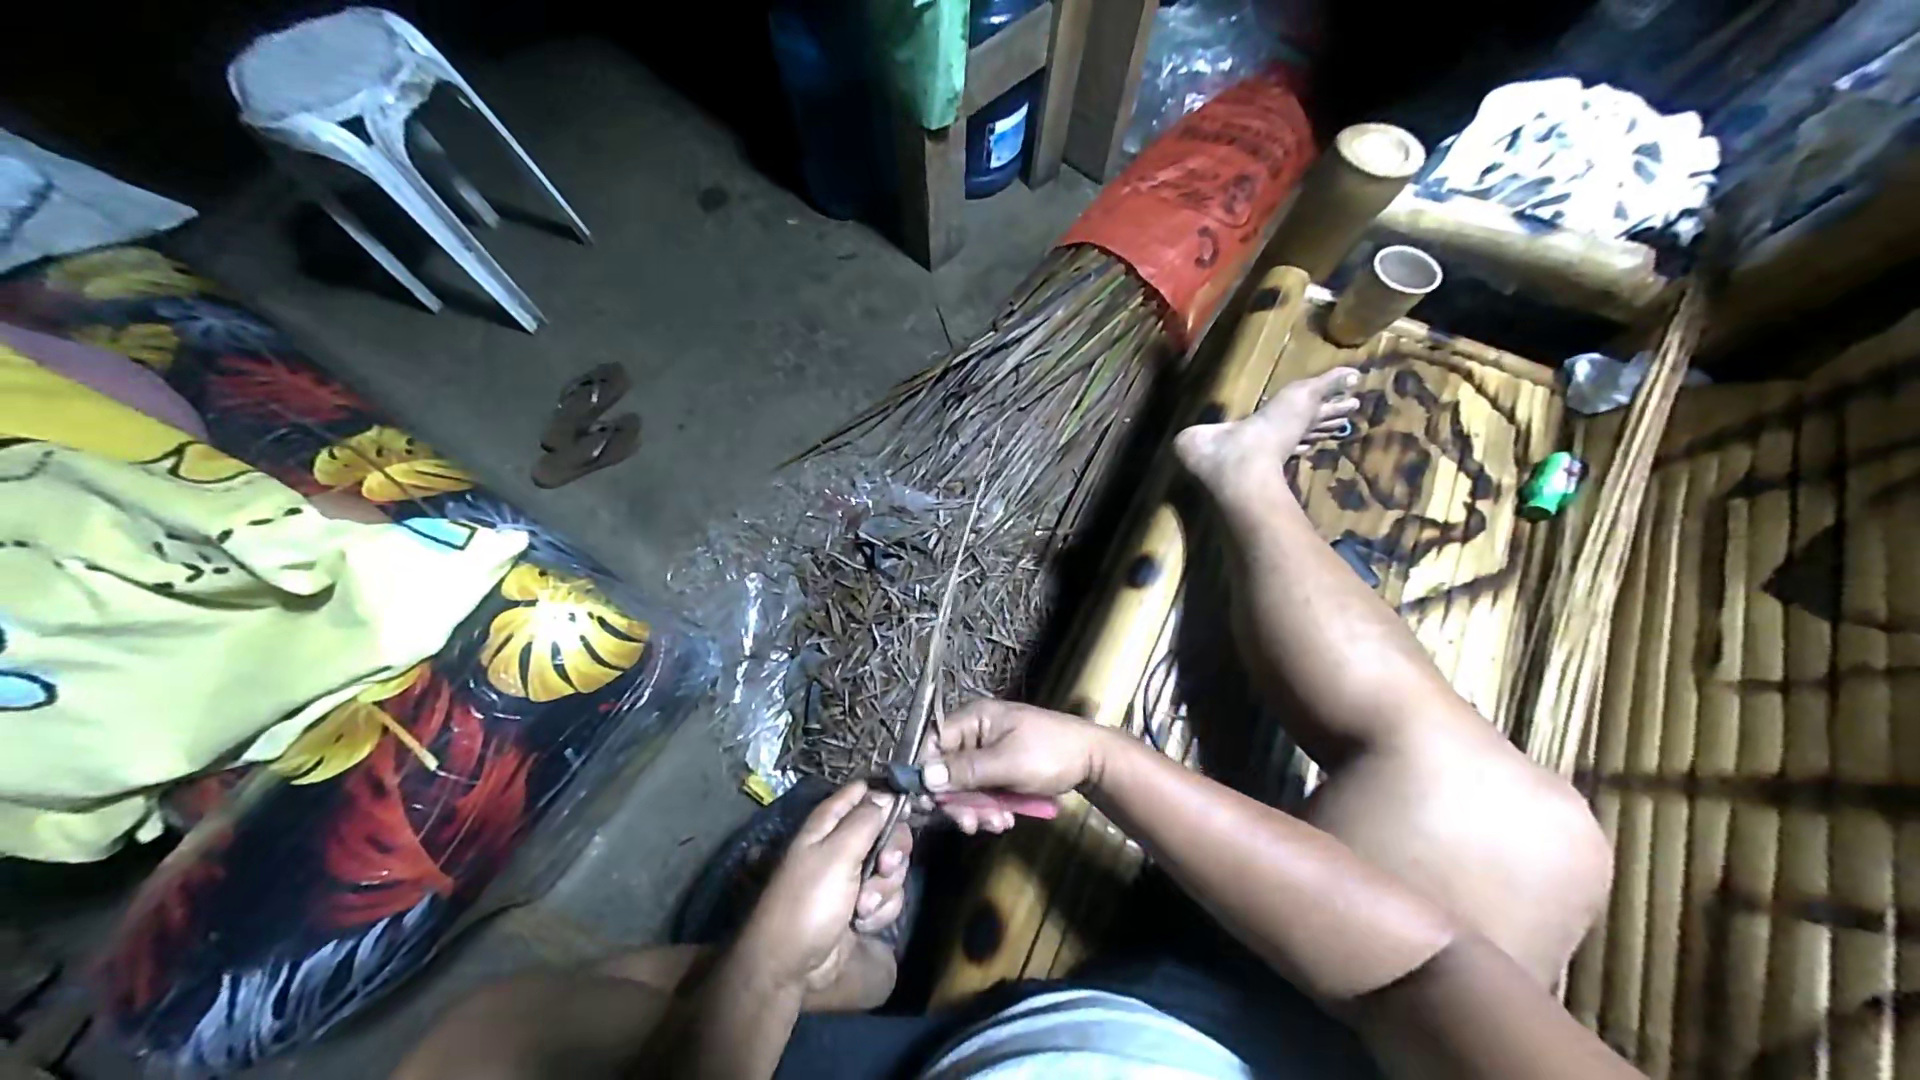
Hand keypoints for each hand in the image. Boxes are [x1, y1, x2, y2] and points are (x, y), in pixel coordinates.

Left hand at [735, 782, 911, 996]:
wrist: (791, 965)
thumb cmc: (809, 901)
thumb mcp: (838, 854)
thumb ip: (866, 820)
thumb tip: (887, 793)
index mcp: (830, 822)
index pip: (864, 791)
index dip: (888, 794)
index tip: (906, 807)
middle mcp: (843, 843)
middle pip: (888, 830)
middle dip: (893, 852)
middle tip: (884, 868)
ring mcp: (853, 876)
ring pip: (892, 867)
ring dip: (883, 889)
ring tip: (862, 908)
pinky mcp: (862, 905)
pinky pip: (888, 896)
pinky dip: (879, 911)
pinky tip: (862, 924)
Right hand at [921, 699, 1112, 833]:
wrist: (1094, 760)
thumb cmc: (1049, 753)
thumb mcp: (1006, 763)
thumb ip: (965, 771)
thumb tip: (924, 777)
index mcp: (974, 718)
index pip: (933, 742)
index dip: (928, 772)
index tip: (931, 802)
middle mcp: (976, 732)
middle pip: (947, 769)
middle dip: (959, 800)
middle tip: (971, 824)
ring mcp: (988, 752)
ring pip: (965, 785)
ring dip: (977, 809)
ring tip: (998, 825)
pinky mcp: (1000, 769)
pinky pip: (983, 791)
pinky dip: (990, 808)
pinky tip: (1005, 821)